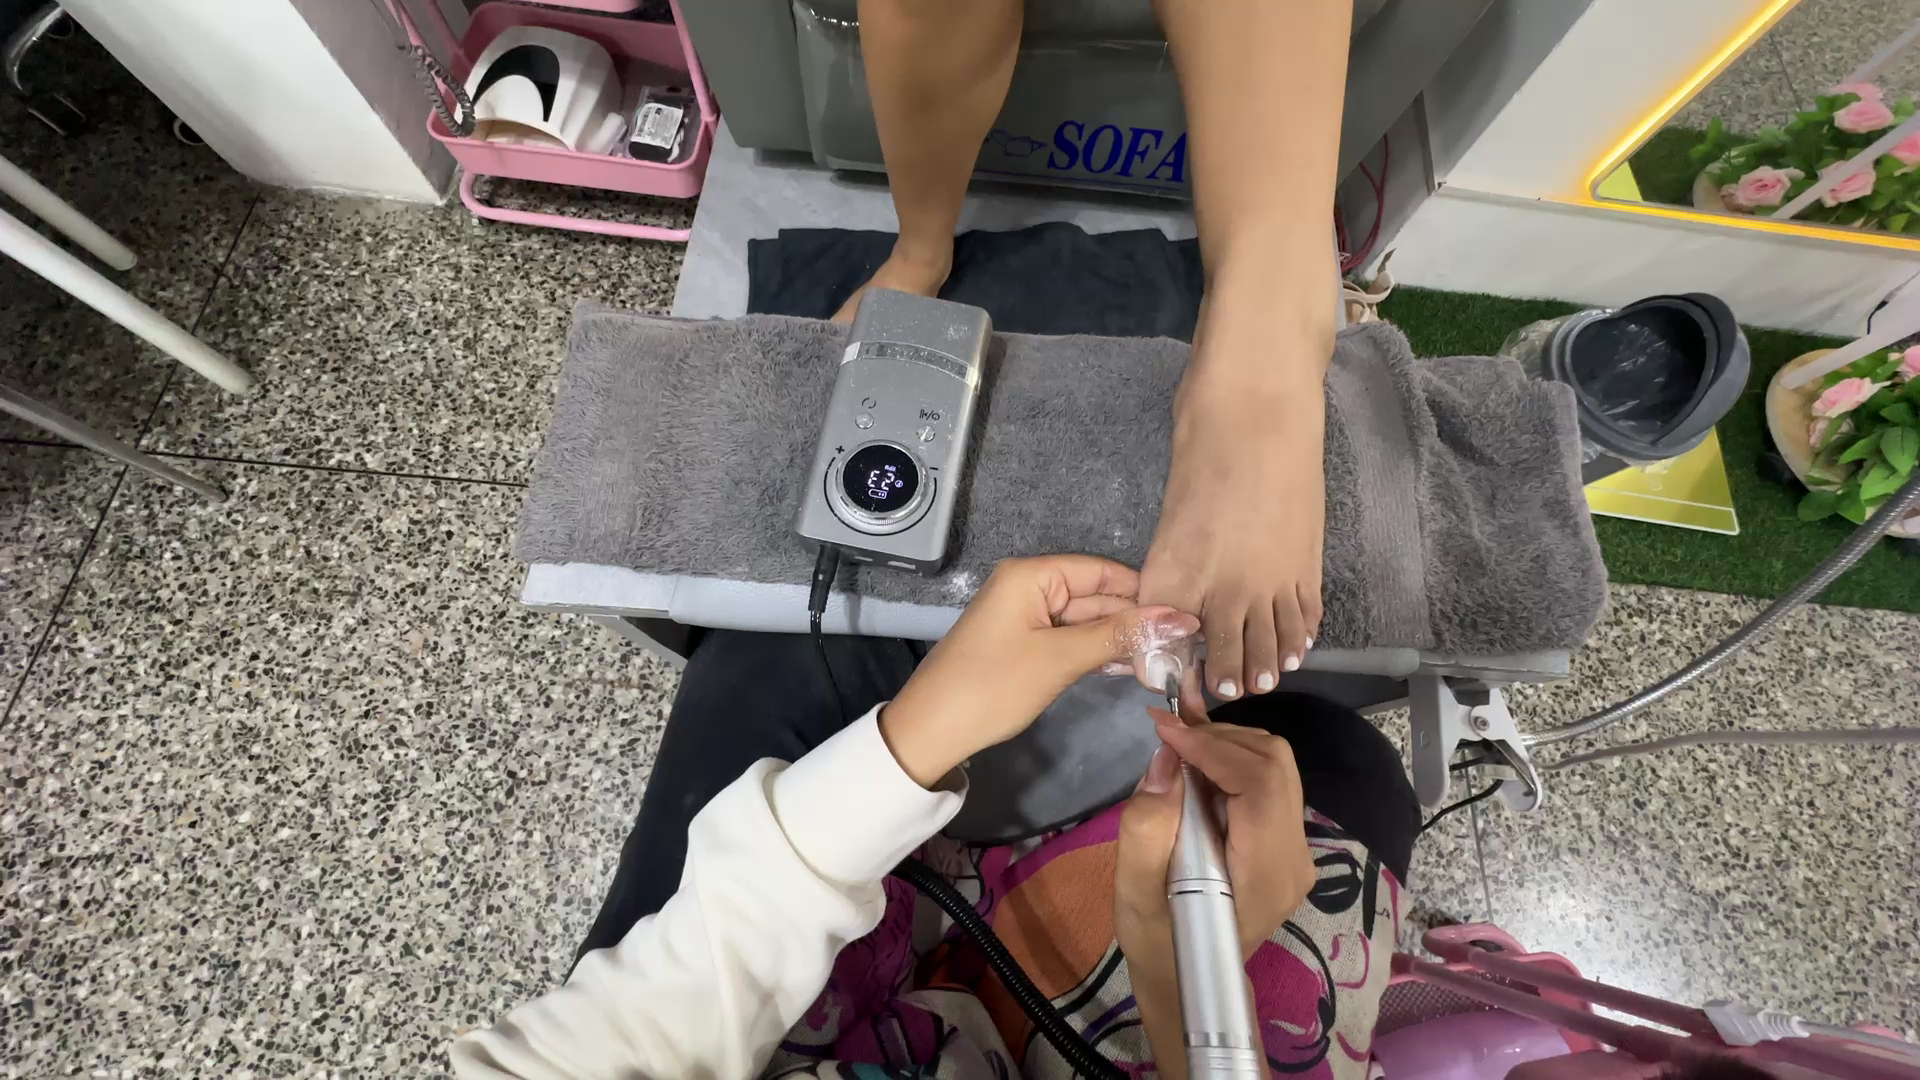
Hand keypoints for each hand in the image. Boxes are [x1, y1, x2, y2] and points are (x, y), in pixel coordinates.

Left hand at [880, 556, 1199, 786]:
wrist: (933, 729)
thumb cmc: (994, 684)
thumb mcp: (1060, 658)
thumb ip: (1118, 635)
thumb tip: (1178, 618)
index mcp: (1032, 575)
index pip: (1101, 571)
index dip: (1143, 593)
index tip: (1186, 617)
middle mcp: (1030, 586)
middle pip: (1095, 595)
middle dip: (1135, 620)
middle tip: (1184, 647)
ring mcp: (1026, 616)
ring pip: (1085, 620)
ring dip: (1119, 639)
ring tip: (1166, 660)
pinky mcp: (1025, 643)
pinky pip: (1069, 638)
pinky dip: (1096, 650)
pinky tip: (1130, 666)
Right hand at [1114, 712, 1314, 964]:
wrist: (1183, 974)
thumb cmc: (1156, 938)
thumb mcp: (1134, 891)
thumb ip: (1147, 827)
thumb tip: (1167, 758)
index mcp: (1267, 873)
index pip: (1259, 783)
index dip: (1212, 746)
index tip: (1163, 727)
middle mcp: (1294, 855)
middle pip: (1274, 763)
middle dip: (1218, 737)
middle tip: (1167, 733)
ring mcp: (1294, 846)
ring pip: (1273, 763)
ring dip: (1223, 743)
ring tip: (1176, 744)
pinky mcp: (1280, 837)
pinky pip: (1265, 777)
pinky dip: (1229, 756)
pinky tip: (1193, 757)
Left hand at [1141, 277, 1328, 700]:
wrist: (1259, 412)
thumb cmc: (1200, 453)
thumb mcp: (1169, 515)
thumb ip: (1170, 565)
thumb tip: (1169, 599)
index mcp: (1184, 579)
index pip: (1176, 638)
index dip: (1175, 665)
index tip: (1175, 688)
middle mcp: (1231, 590)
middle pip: (1228, 647)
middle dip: (1224, 675)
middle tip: (1224, 699)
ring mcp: (1276, 579)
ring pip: (1270, 638)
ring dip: (1263, 663)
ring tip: (1261, 684)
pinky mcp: (1309, 562)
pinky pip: (1306, 613)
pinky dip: (1299, 634)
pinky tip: (1298, 646)